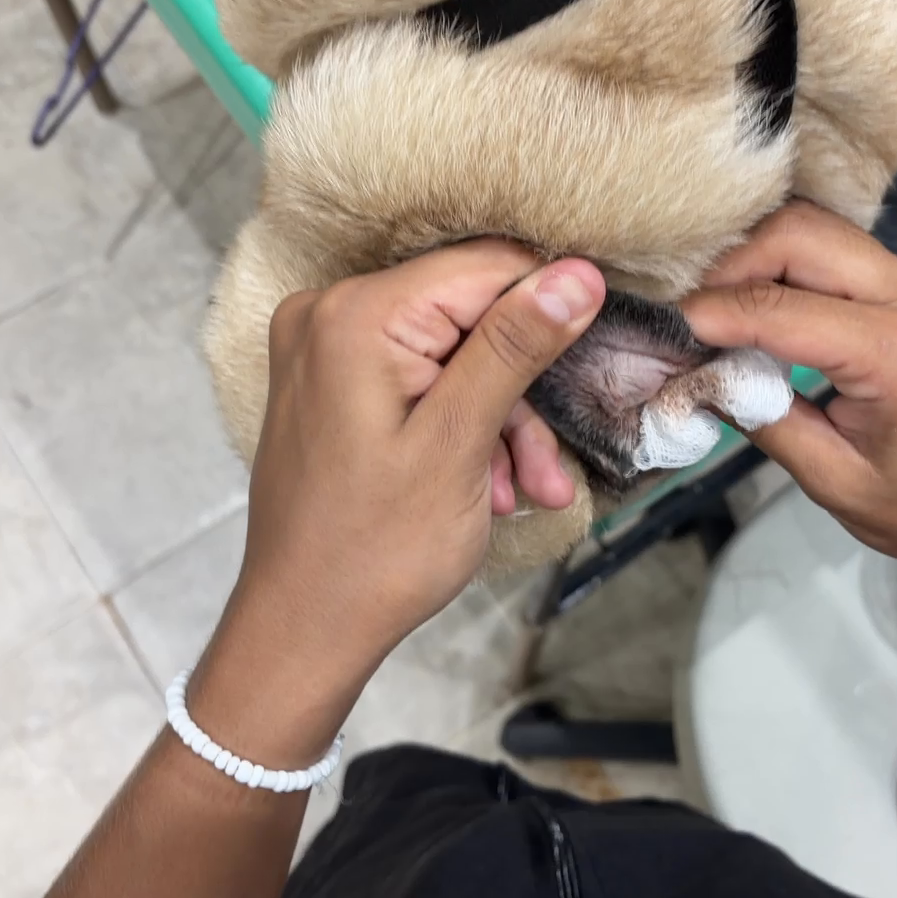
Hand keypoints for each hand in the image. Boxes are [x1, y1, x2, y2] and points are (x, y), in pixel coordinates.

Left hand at [236, 240, 604, 665]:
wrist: (305, 629)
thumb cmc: (378, 550)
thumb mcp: (459, 442)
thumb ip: (516, 347)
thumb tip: (577, 275)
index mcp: (356, 315)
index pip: (482, 268)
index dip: (547, 307)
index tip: (591, 356)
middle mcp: (330, 313)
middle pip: (469, 319)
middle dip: (520, 391)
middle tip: (547, 466)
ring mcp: (327, 350)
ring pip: (452, 357)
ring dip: (500, 422)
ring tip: (525, 490)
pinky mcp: (336, 383)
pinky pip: (422, 382)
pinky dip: (461, 427)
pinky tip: (487, 485)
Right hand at [681, 203, 896, 610]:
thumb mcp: (833, 480)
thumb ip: (760, 417)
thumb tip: (693, 375)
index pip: (779, 306)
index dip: (709, 313)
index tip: (662, 329)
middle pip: (800, 235)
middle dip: (730, 266)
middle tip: (689, 316)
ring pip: (818, 231)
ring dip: (757, 260)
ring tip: (717, 311)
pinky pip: (839, 252)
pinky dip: (787, 268)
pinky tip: (761, 306)